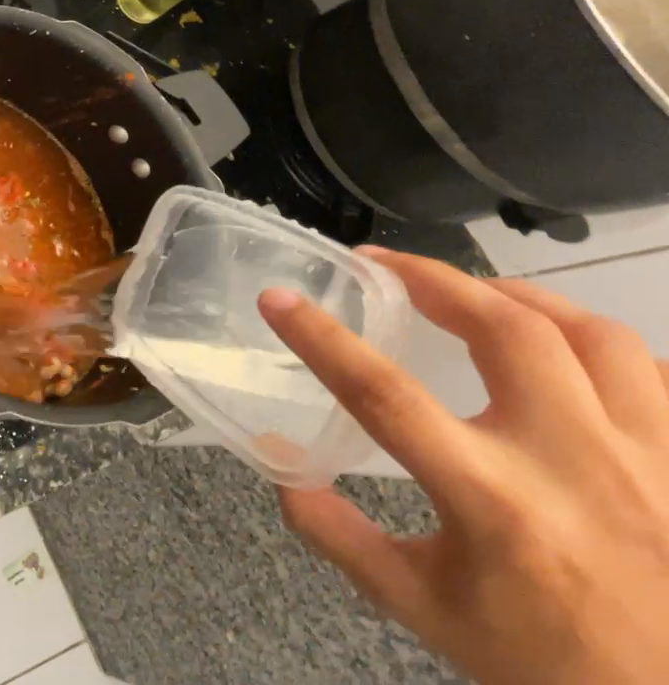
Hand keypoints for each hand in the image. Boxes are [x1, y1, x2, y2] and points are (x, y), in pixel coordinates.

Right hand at [258, 247, 668, 684]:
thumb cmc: (537, 657)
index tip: (277, 297)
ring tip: (472, 289)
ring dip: (521, 296)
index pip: (384, 395)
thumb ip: (332, 528)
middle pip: (510, 333)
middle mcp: (576, 465)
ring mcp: (653, 462)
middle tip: (383, 264)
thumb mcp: (413, 602)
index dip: (320, 337)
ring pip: (595, 336)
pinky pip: (652, 373)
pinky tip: (557, 343)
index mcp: (491, 501)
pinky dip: (594, 341)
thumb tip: (279, 460)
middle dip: (436, 279)